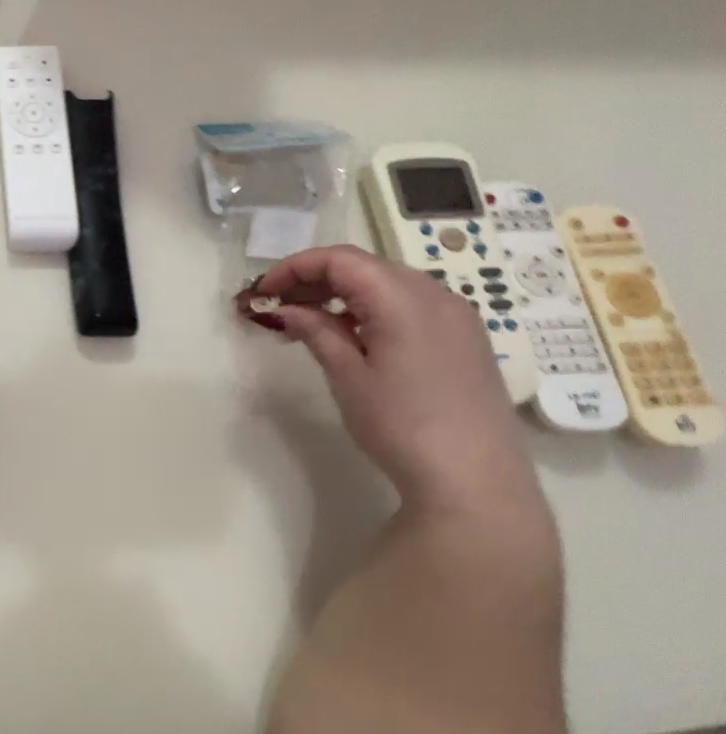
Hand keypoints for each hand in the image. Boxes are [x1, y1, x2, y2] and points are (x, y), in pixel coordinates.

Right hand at [250, 245, 539, 512]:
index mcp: (404, 300)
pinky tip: (348, 335)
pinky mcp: (461, 337)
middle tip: (275, 307)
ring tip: (304, 322)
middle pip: (365, 266)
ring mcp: (454, 316)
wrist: (472, 473)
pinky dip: (369, 307)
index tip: (261, 292)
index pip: (340, 260)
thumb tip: (287, 309)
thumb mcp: (348, 376)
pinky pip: (408, 304)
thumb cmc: (401, 423)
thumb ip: (317, 332)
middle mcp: (435, 296)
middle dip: (314, 278)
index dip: (295, 267)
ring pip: (386, 284)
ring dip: (341, 293)